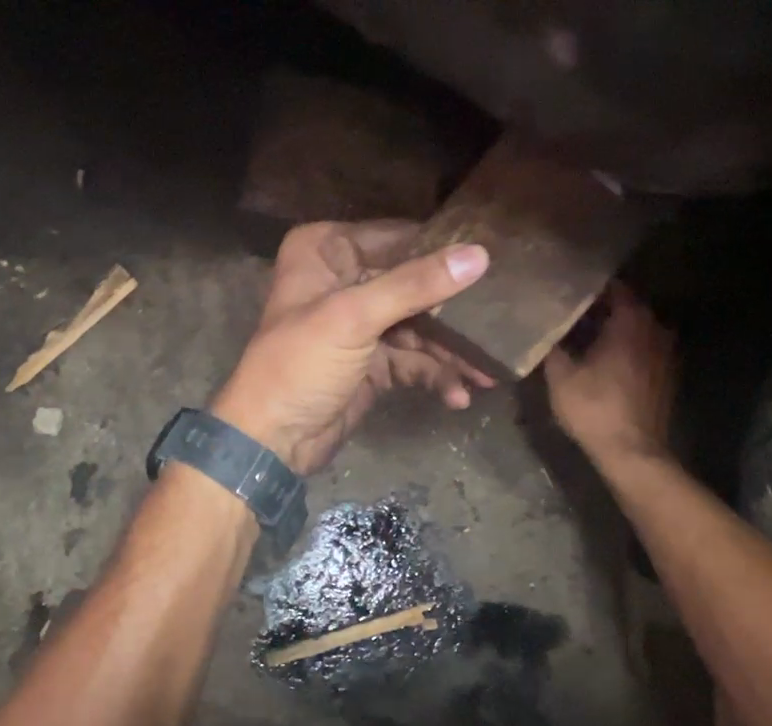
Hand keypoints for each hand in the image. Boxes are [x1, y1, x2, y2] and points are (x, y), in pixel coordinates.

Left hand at [210, 221, 492, 473]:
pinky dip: (434, 377)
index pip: (396, 238)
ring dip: (450, 353)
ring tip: (487, 372)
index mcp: (325, 251)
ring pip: (418, 328)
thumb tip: (479, 255)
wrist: (272, 440)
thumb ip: (416, 285)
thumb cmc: (300, 364)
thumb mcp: (354, 316)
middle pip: (413, 285)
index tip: (492, 259)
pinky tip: (459, 395)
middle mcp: (343, 280)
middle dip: (453, 312)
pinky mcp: (371, 365)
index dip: (441, 251)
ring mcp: (359, 326)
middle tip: (498, 320)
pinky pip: (412, 362)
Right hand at [544, 283, 677, 464]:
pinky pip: (646, 352)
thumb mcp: (560, 378)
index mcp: (631, 319)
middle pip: (627, 308)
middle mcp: (656, 327)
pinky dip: (629, 353)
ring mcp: (667, 352)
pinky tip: (608, 367)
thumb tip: (543, 328)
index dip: (590, 289)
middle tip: (573, 318)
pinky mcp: (669, 376)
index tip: (569, 293)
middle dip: (602, 312)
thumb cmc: (595, 409)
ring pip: (638, 331)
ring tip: (588, 343)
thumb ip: (552, 346)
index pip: (613, 287)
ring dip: (616, 334)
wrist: (632, 452)